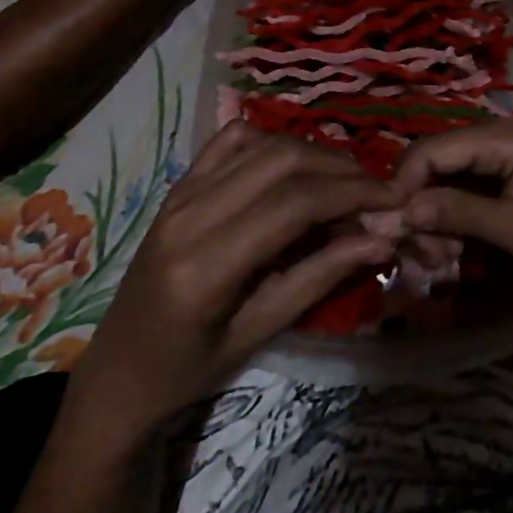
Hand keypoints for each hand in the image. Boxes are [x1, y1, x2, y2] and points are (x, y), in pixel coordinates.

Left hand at [69, 123, 399, 441]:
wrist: (117, 371)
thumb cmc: (188, 370)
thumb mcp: (259, 333)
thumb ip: (319, 277)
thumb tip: (381, 240)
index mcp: (207, 265)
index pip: (296, 203)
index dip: (353, 193)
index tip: (394, 198)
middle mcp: (190, 215)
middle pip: (283, 161)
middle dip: (341, 169)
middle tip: (376, 192)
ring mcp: (179, 193)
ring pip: (262, 144)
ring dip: (313, 154)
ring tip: (344, 183)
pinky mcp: (177, 186)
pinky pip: (231, 141)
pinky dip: (272, 142)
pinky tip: (293, 167)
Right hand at [391, 121, 512, 278]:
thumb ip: (461, 213)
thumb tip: (404, 209)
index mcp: (497, 139)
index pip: (430, 150)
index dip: (404, 185)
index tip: (393, 228)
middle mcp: (486, 141)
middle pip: (428, 165)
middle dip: (416, 207)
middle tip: (420, 253)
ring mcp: (487, 162)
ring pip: (435, 183)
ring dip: (428, 221)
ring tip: (439, 260)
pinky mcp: (488, 183)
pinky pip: (450, 196)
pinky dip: (443, 224)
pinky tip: (450, 254)